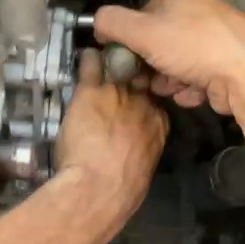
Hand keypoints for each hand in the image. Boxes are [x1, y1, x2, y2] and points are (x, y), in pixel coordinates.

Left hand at [52, 48, 167, 229]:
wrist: (99, 185)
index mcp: (158, 124)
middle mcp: (143, 104)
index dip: (142, 99)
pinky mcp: (92, 90)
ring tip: (104, 61)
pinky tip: (85, 56)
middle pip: (138, 82)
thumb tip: (135, 149)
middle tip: (119, 77)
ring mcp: (118, 93)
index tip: (133, 99)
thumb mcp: (142, 167)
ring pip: (116, 69)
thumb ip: (142, 149)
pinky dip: (88, 60)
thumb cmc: (122, 187)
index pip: (154, 102)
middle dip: (130, 79)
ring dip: (111, 66)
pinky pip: (91, 66)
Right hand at [94, 0, 244, 119]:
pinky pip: (192, 76)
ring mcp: (212, 37)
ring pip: (172, 62)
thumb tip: (95, 21)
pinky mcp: (222, 63)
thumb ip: (112, 23)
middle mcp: (198, 10)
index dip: (129, 39)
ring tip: (173, 85)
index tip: (125, 59)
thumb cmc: (195, 46)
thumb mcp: (143, 32)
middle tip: (145, 78)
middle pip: (156, 41)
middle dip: (149, 64)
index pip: (140, 14)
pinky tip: (194, 91)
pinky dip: (188, 87)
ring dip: (167, 79)